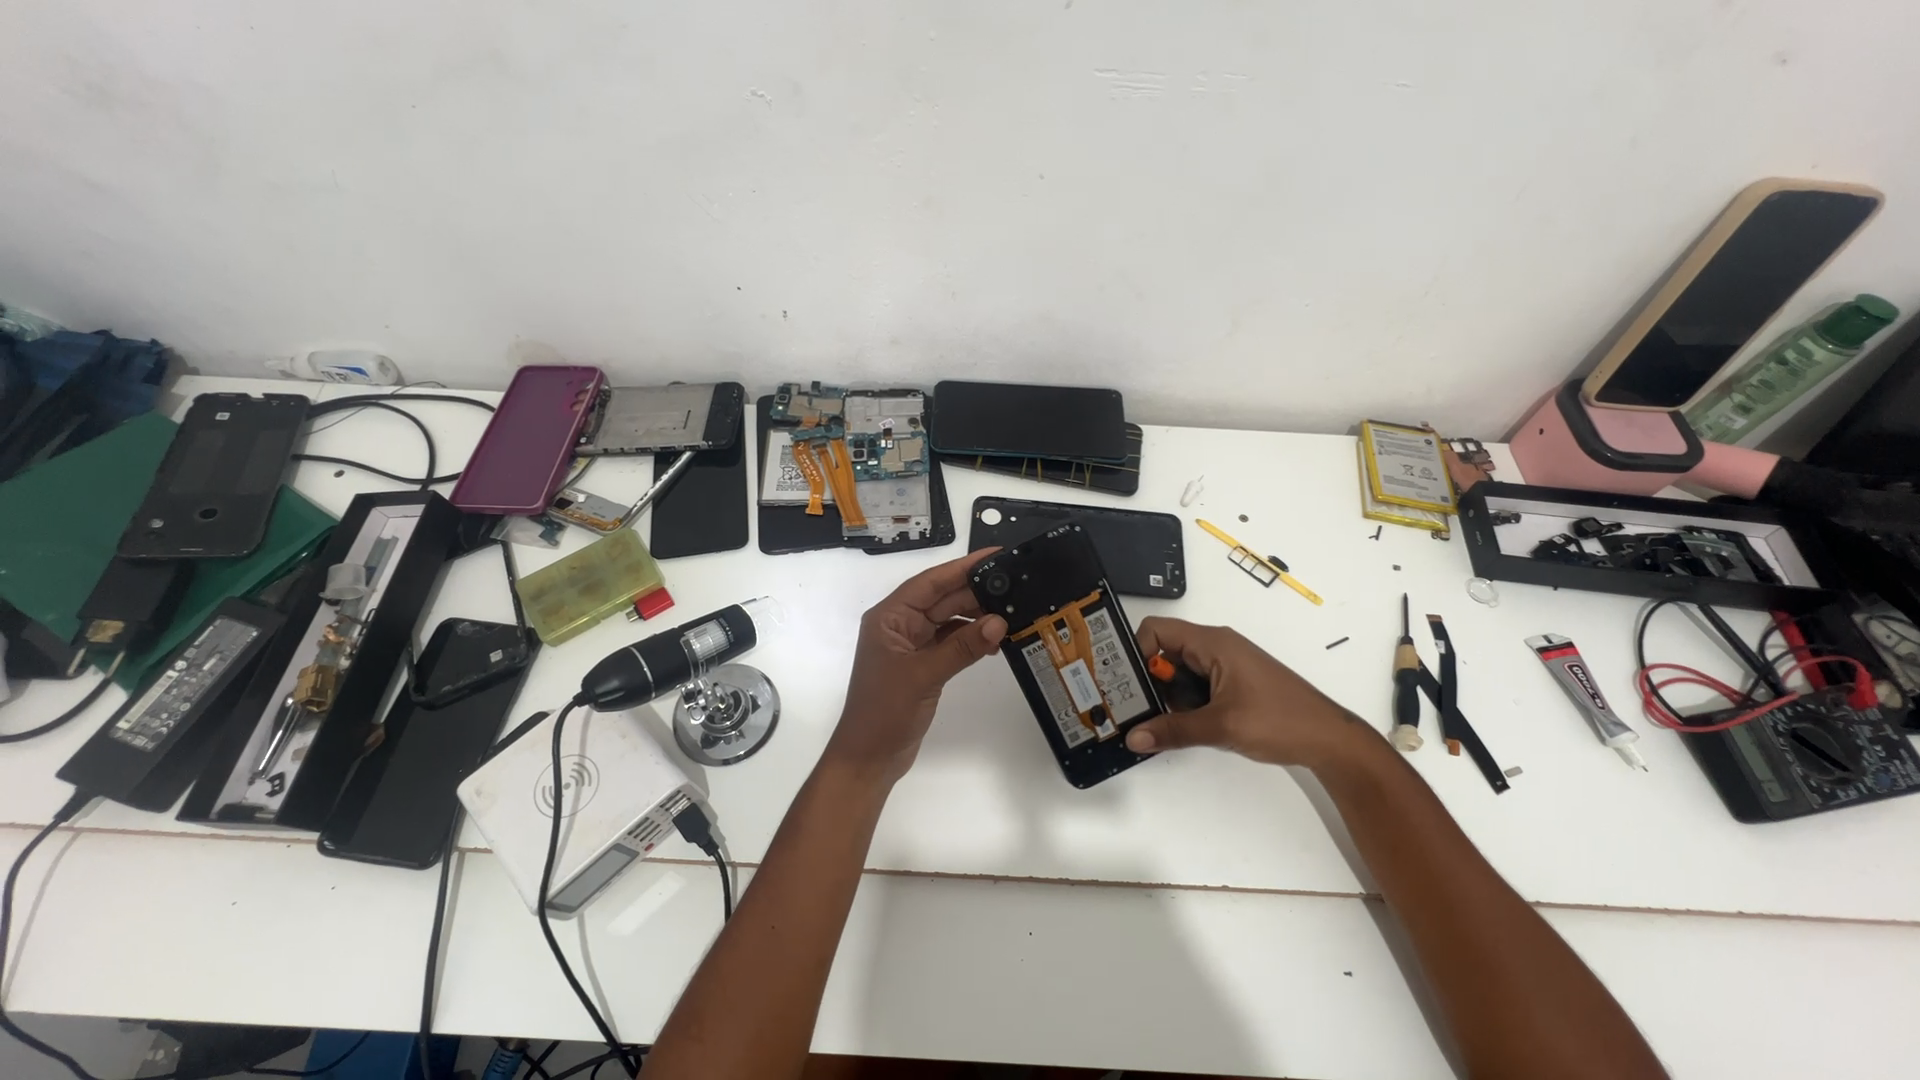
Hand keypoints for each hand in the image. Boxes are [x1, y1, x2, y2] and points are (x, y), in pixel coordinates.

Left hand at [824, 549, 1007, 785]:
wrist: (868, 758)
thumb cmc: (884, 712)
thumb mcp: (923, 675)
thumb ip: (962, 647)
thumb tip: (999, 622)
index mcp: (889, 617)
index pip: (930, 582)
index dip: (962, 567)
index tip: (995, 555)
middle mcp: (899, 625)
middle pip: (942, 599)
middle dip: (976, 591)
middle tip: (1016, 583)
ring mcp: (911, 646)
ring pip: (949, 620)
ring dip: (977, 616)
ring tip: (1014, 610)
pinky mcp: (923, 665)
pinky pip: (951, 641)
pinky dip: (972, 639)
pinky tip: (996, 639)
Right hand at [1124, 616, 1370, 769]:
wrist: (1329, 739)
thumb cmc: (1279, 721)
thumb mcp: (1221, 726)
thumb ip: (1173, 730)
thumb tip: (1133, 738)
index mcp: (1213, 642)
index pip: (1157, 630)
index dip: (1137, 653)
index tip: (1127, 685)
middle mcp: (1216, 647)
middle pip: (1164, 652)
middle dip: (1148, 680)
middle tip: (1132, 710)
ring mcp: (1226, 666)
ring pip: (1179, 672)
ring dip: (1167, 696)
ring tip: (1155, 724)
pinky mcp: (1233, 684)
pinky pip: (1196, 685)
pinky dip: (1185, 703)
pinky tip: (1182, 727)